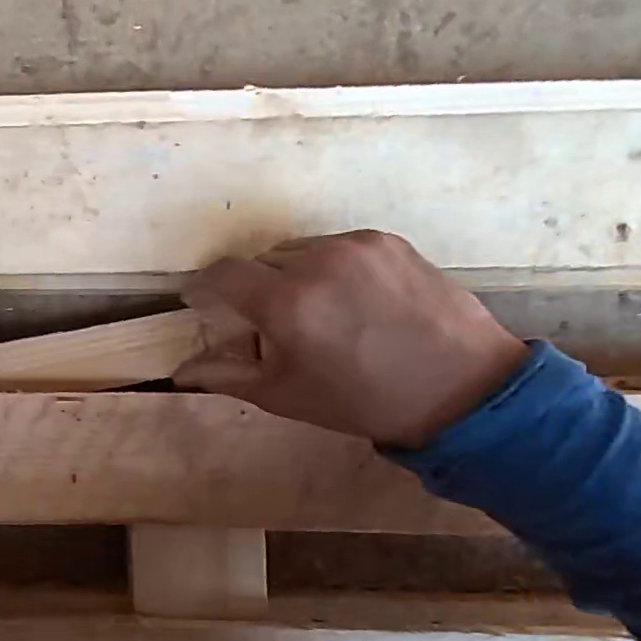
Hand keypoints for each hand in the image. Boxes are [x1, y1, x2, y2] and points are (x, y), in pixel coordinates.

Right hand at [173, 231, 527, 448]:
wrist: (459, 387)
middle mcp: (316, 261)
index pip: (223, 275)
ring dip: (291, 275)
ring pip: (298, 251)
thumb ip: (226, 375)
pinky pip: (336, 247)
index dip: (203, 286)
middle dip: (254, 289)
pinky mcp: (386, 240)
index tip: (199, 299)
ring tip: (316, 311)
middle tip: (270, 323)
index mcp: (286, 304)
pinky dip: (328, 268)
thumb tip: (181, 371)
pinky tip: (350, 300)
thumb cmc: (360, 399)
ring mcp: (355, 245)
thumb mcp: (284, 394)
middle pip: (260, 262)